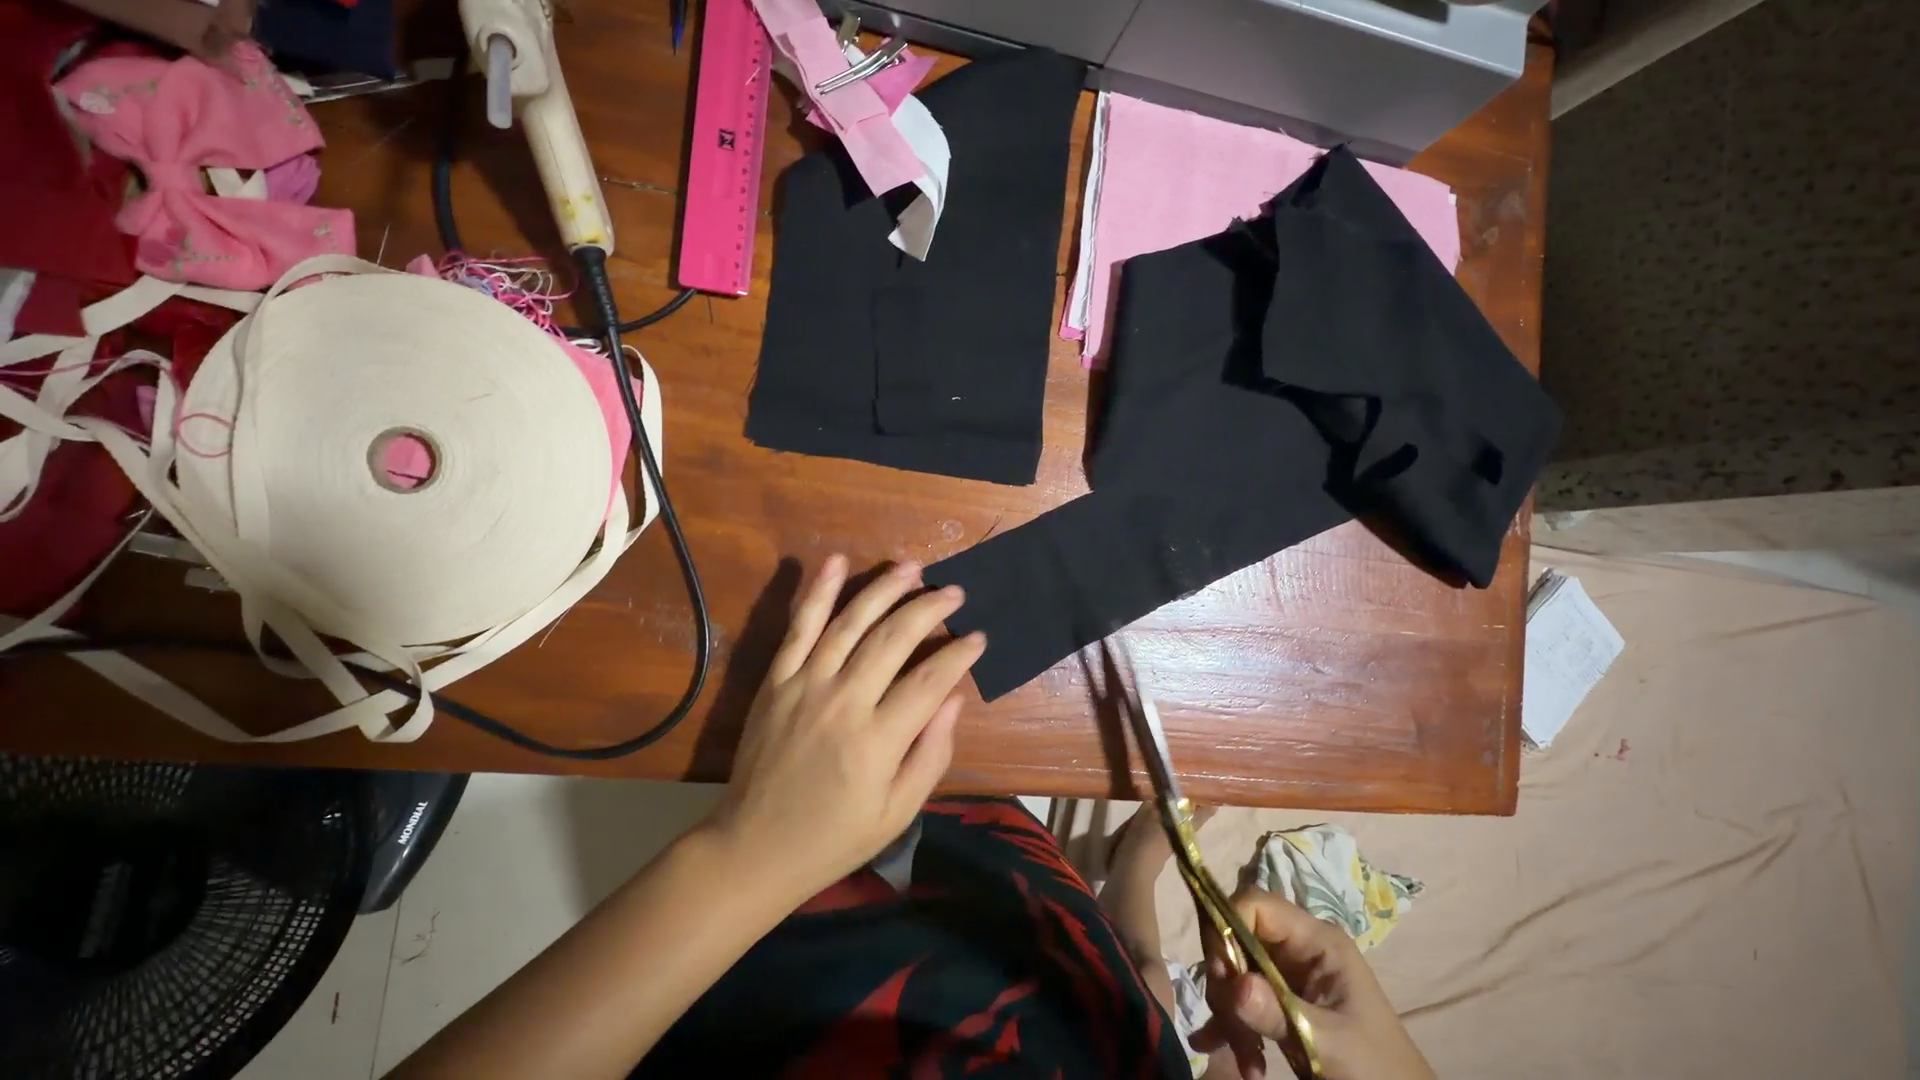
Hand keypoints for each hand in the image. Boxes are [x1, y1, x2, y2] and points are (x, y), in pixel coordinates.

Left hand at [705, 555, 985, 902]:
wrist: (754, 847)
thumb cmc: (834, 837)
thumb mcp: (897, 812)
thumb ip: (931, 754)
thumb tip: (955, 698)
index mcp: (877, 740)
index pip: (930, 680)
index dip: (959, 654)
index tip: (978, 637)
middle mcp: (843, 702)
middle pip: (893, 639)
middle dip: (928, 609)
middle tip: (954, 593)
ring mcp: (804, 686)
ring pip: (850, 623)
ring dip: (883, 589)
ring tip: (912, 567)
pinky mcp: (776, 681)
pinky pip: (798, 628)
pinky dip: (818, 593)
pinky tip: (837, 562)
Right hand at [1193, 889, 1433, 1079]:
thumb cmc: (1377, 1069)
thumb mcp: (1329, 1044)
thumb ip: (1278, 1012)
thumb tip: (1234, 984)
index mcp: (1316, 941)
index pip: (1255, 904)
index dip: (1227, 927)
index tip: (1220, 975)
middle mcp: (1298, 948)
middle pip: (1236, 939)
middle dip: (1226, 984)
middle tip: (1230, 1027)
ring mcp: (1287, 975)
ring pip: (1235, 974)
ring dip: (1231, 1017)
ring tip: (1248, 1062)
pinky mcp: (1279, 1002)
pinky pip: (1241, 1001)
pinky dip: (1234, 1030)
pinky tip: (1243, 1064)